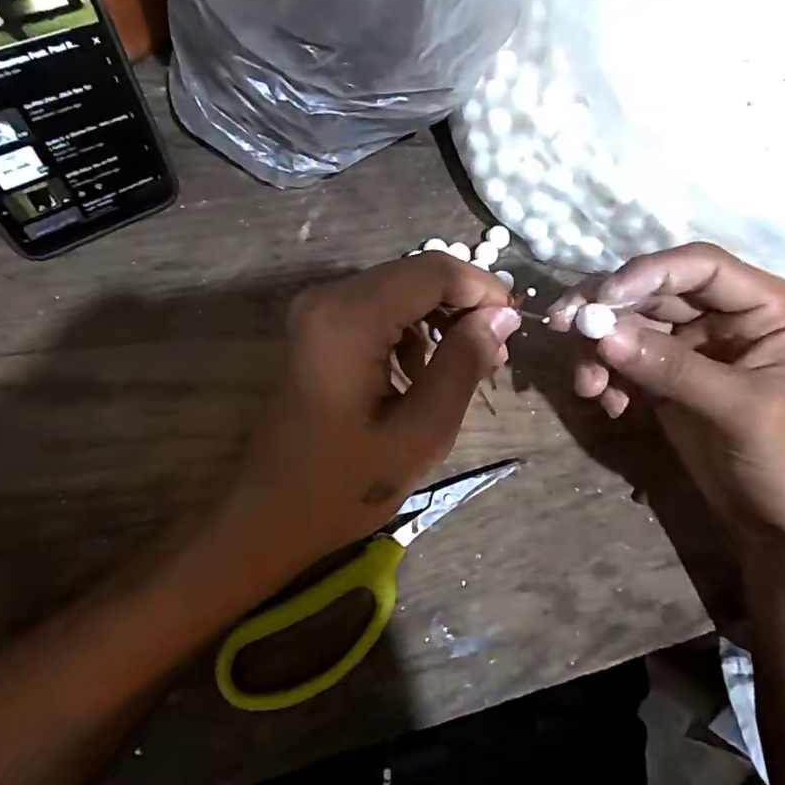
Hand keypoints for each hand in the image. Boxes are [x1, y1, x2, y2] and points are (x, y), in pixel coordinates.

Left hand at [223, 254, 520, 579]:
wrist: (269, 513)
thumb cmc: (344, 485)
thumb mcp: (420, 432)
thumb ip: (463, 365)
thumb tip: (502, 317)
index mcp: (349, 318)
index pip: (434, 271)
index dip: (482, 289)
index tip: (514, 328)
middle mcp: (327, 299)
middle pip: (415, 275)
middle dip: (462, 305)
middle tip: (495, 354)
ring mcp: (315, 312)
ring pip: (397, 290)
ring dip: (437, 319)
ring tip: (466, 368)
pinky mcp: (314, 329)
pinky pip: (375, 310)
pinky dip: (407, 331)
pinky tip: (419, 375)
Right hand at [550, 244, 784, 555]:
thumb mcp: (742, 411)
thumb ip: (672, 368)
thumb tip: (601, 333)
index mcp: (768, 309)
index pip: (700, 267)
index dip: (647, 273)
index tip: (599, 300)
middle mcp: (728, 319)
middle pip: (653, 292)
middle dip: (607, 312)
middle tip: (563, 328)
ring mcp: (696, 351)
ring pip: (631, 326)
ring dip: (600, 350)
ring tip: (588, 387)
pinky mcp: (670, 381)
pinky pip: (625, 362)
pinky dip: (608, 377)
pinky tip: (608, 405)